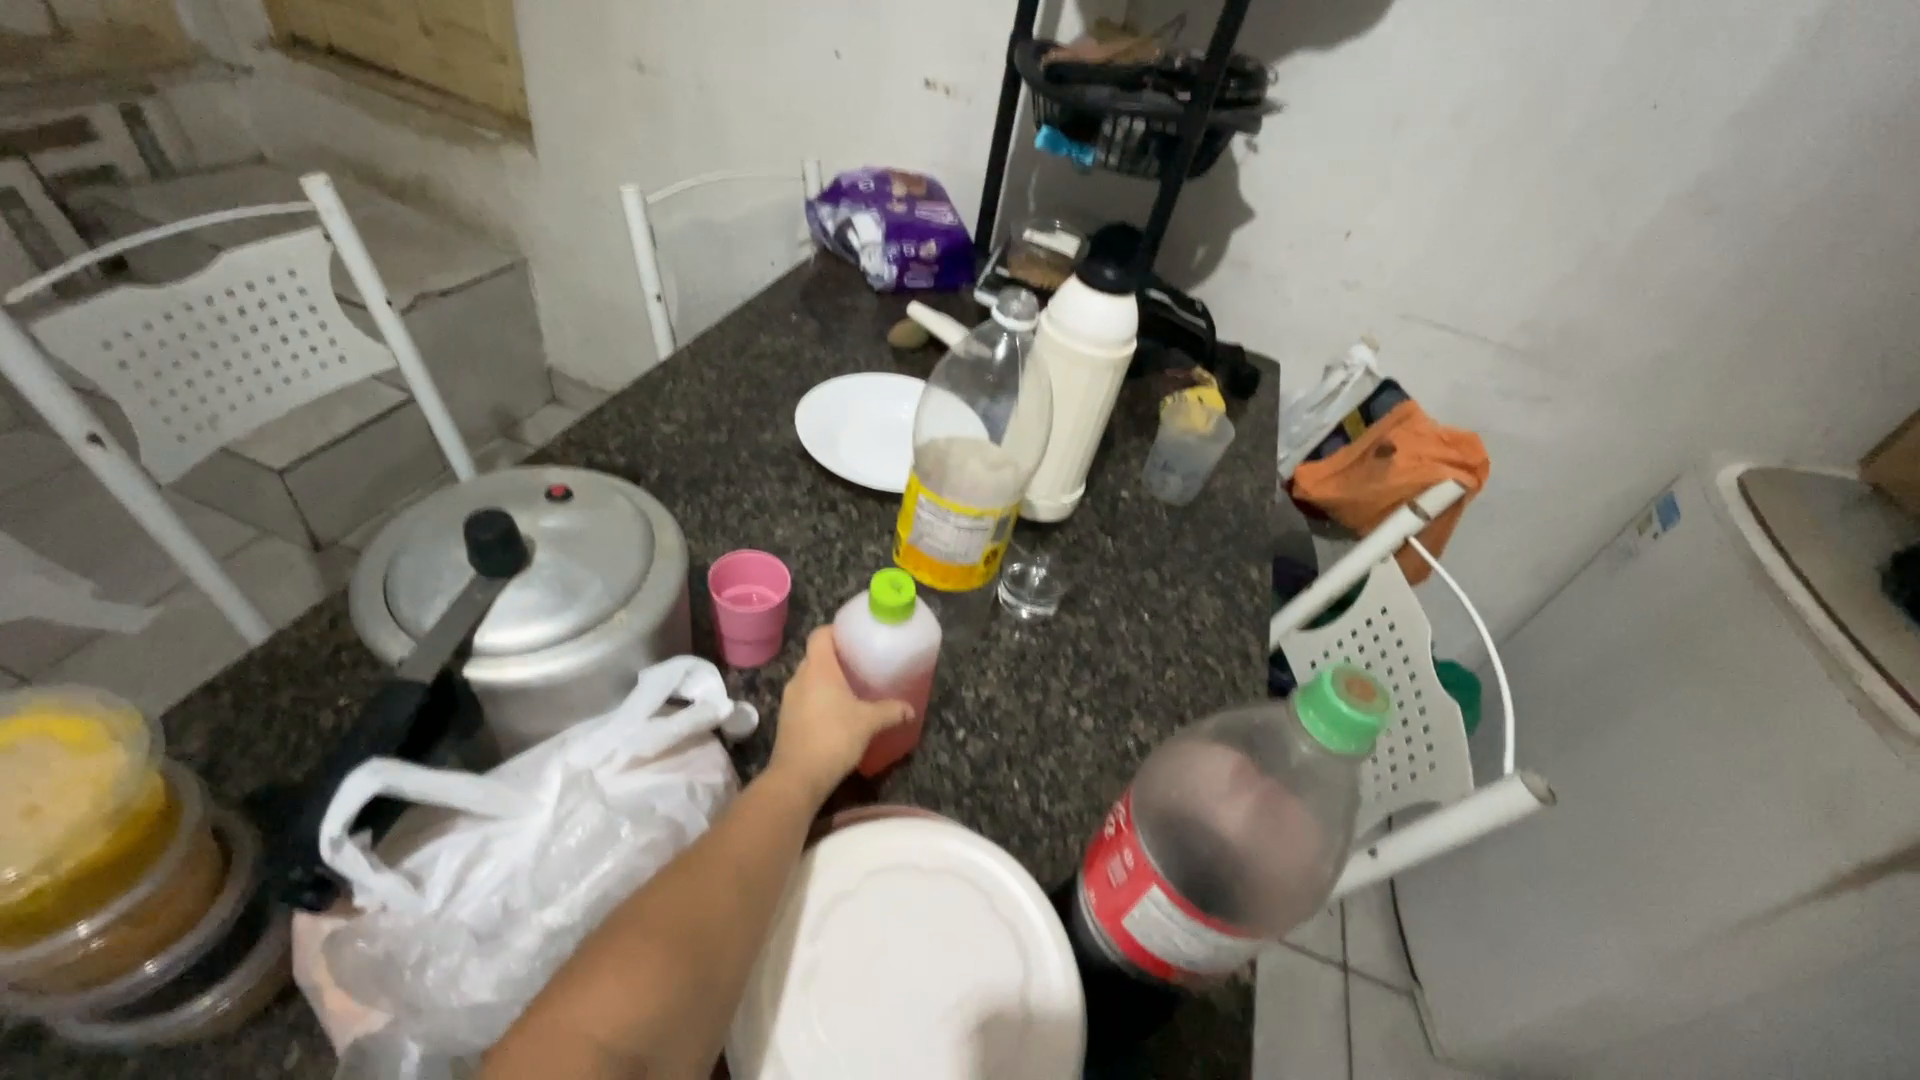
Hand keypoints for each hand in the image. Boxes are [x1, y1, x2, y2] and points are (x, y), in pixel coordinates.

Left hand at [768, 627, 913, 801]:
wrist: (797, 777)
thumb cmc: (834, 738)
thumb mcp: (868, 723)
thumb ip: (890, 711)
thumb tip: (910, 710)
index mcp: (818, 669)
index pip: (820, 635)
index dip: (835, 630)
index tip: (854, 636)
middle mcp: (799, 678)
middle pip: (815, 656)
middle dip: (836, 658)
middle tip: (859, 664)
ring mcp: (789, 700)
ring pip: (809, 679)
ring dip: (827, 681)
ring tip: (850, 689)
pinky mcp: (786, 719)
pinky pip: (804, 698)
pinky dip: (819, 699)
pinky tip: (836, 714)